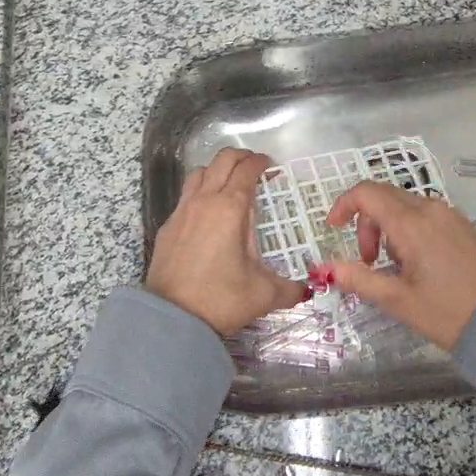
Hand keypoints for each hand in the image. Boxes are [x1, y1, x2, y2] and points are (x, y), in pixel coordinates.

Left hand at [146, 149, 308, 335]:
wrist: (172, 318)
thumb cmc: (220, 299)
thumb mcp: (263, 294)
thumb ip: (289, 289)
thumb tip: (307, 290)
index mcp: (230, 208)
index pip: (247, 171)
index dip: (260, 163)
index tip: (270, 166)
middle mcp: (205, 201)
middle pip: (221, 161)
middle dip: (240, 157)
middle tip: (254, 165)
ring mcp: (182, 211)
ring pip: (198, 173)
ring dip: (216, 170)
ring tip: (228, 183)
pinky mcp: (168, 226)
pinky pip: (185, 195)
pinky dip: (199, 192)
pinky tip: (206, 213)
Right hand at [322, 181, 475, 351]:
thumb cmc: (448, 312)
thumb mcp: (398, 301)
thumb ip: (360, 279)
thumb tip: (329, 267)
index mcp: (410, 223)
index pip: (366, 193)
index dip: (344, 205)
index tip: (334, 229)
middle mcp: (428, 208)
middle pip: (383, 196)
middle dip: (366, 223)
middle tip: (367, 260)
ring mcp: (447, 214)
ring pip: (403, 205)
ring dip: (387, 228)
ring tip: (394, 268)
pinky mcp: (461, 224)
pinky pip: (423, 214)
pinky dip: (407, 229)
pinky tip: (416, 263)